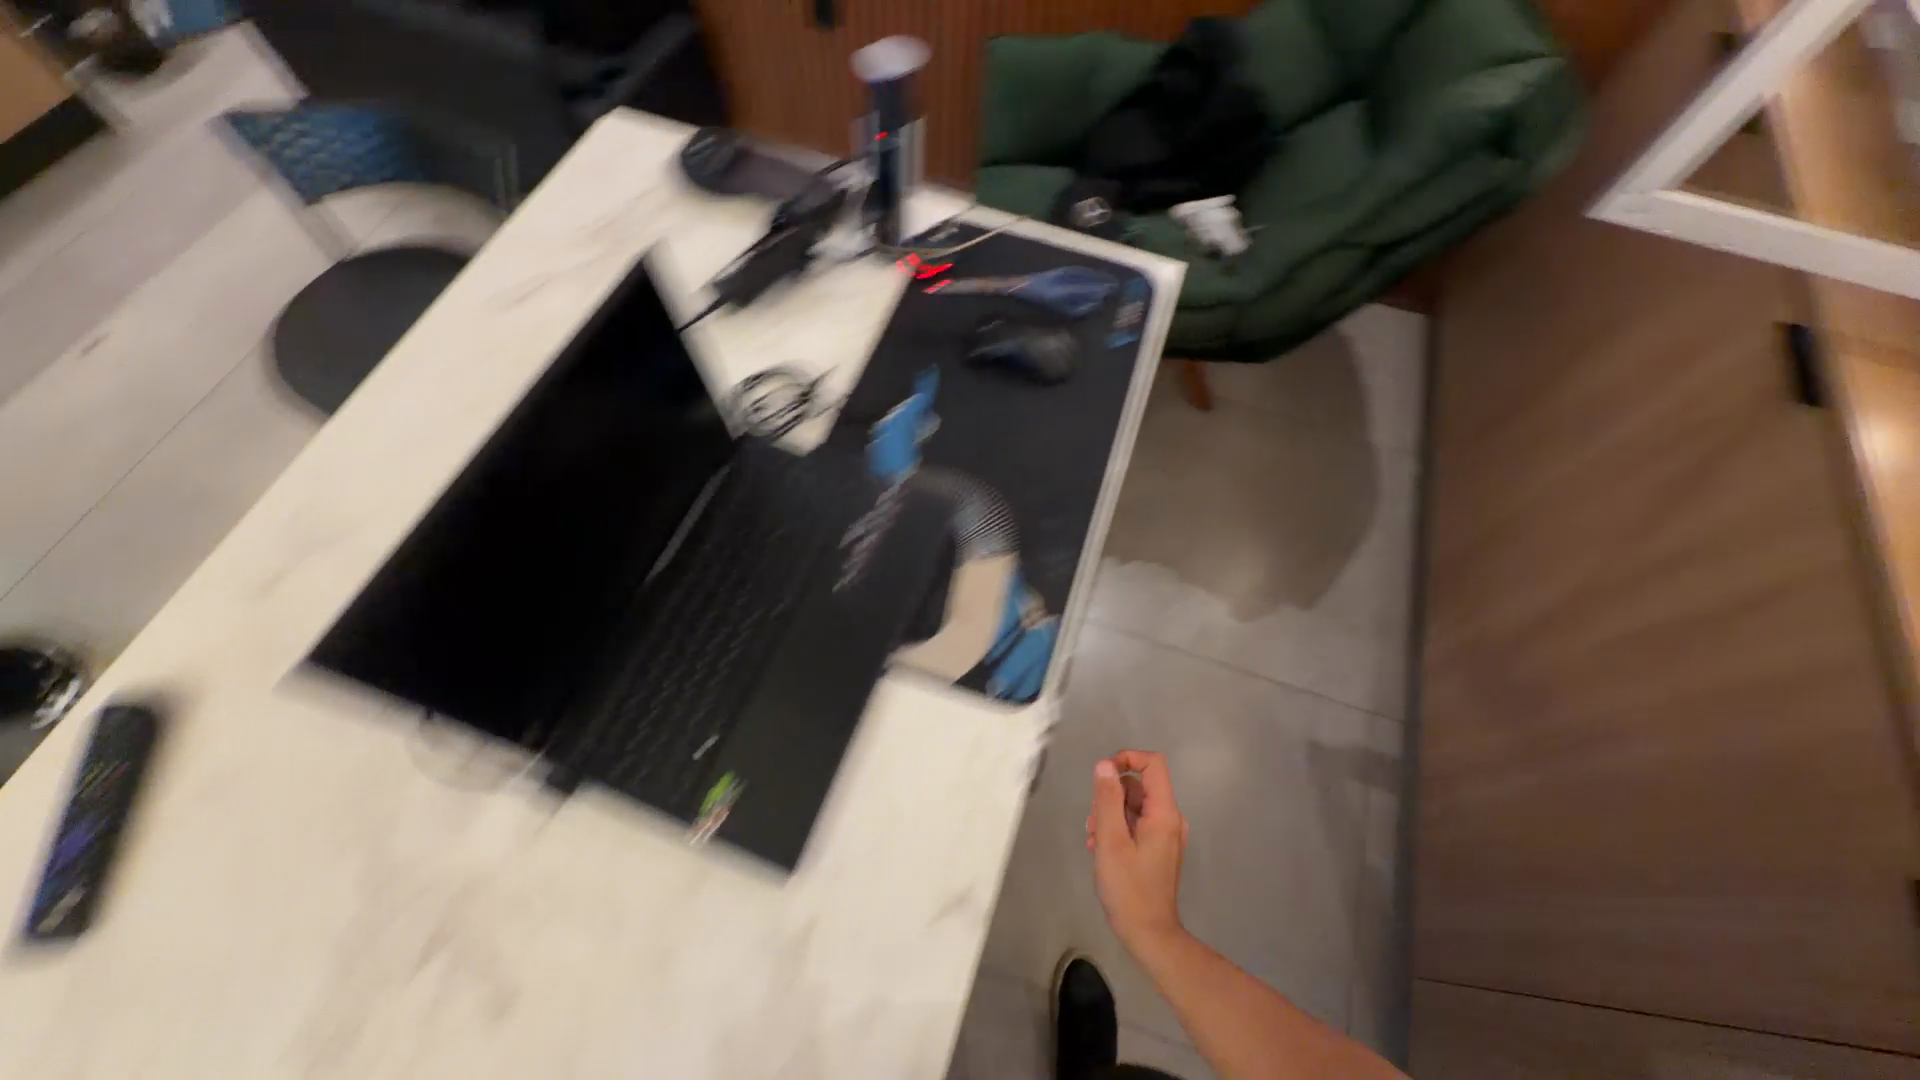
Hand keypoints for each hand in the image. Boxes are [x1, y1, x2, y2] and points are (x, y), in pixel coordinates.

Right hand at [1086, 749, 1188, 955]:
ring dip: (1110, 815)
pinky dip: (1118, 828)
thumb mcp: (1111, 841)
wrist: (1149, 934)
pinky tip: (1102, 849)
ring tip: (1094, 842)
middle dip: (1110, 796)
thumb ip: (1107, 799)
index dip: (1127, 759)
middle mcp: (1171, 818)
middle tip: (1092, 824)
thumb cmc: (1129, 888)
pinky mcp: (1159, 847)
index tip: (1102, 775)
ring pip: (1134, 804)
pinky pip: (1137, 823)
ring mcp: (1166, 834)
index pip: (1153, 763)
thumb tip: (1104, 765)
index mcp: (1165, 813)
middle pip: (1139, 785)